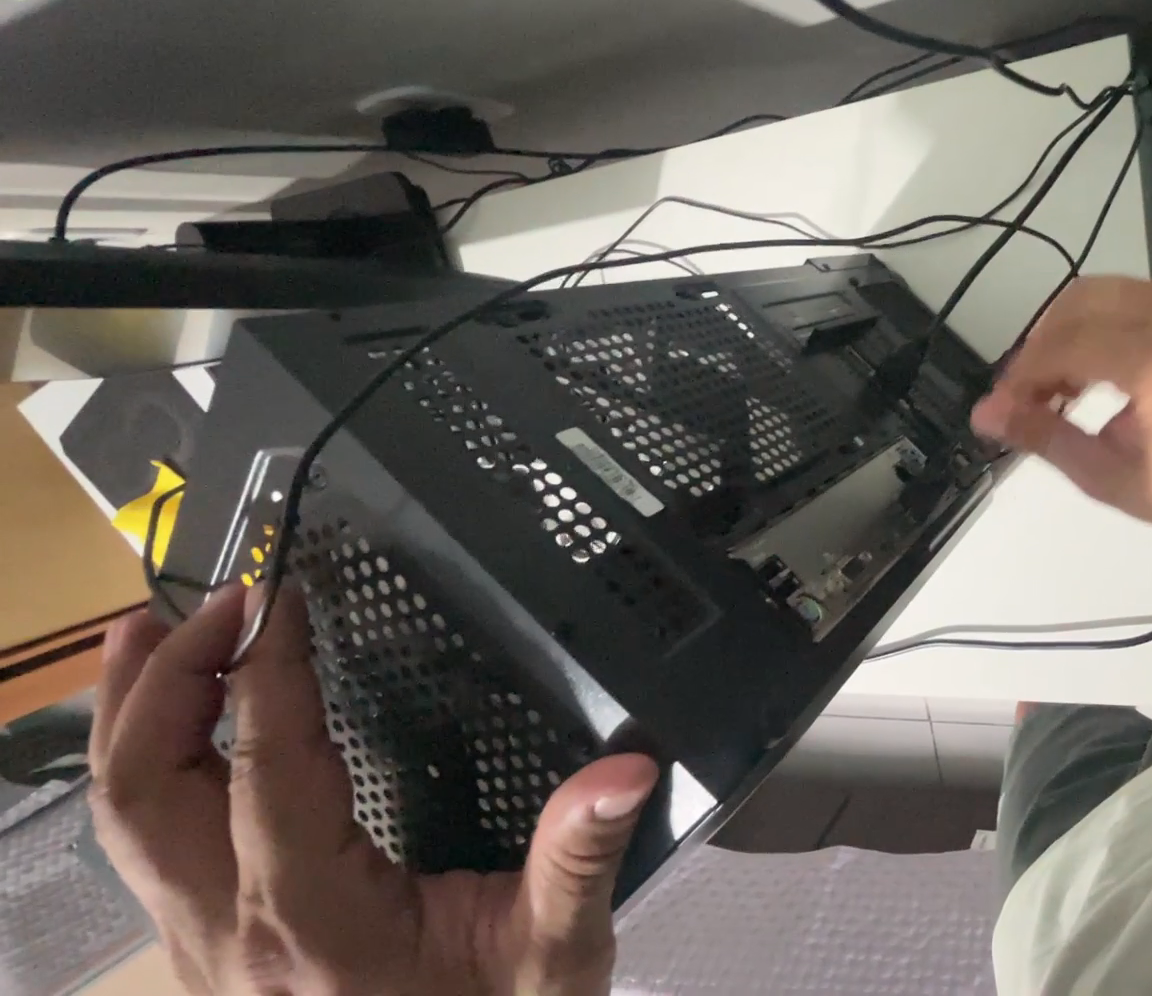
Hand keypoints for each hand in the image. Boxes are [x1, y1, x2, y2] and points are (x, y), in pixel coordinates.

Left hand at [88, 583, 657, 995]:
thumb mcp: (556, 949)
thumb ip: (581, 856)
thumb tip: (630, 766)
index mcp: (316, 921)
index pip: (270, 775)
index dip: (267, 679)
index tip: (284, 596)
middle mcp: (231, 934)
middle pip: (145, 798)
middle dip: (164, 686)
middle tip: (216, 598)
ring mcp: (208, 949)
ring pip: (127, 826)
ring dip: (134, 719)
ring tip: (155, 635)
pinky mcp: (218, 951)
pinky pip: (153, 846)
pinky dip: (153, 766)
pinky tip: (186, 733)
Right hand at [973, 278, 1151, 539]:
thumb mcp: (1109, 476)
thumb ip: (1044, 436)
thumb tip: (984, 414)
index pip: (1064, 348)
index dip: (1021, 376)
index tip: (999, 409)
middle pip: (1073, 308)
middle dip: (1037, 351)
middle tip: (1023, 398)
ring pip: (1092, 295)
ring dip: (1060, 335)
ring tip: (1051, 387)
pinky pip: (1120, 297)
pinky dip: (1090, 326)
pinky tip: (1085, 370)